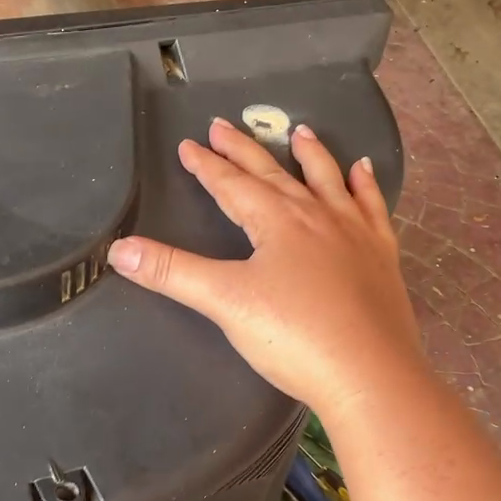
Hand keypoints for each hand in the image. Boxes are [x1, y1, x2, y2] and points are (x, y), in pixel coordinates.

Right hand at [108, 118, 425, 421]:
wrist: (370, 374)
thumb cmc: (294, 336)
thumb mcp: (225, 302)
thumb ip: (173, 273)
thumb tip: (119, 249)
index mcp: (276, 222)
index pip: (232, 185)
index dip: (207, 166)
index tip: (189, 145)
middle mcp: (316, 216)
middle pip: (274, 174)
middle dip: (245, 151)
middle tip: (224, 126)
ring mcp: (354, 233)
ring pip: (327, 181)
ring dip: (310, 155)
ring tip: (300, 132)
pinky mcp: (381, 257)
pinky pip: (372, 208)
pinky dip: (365, 186)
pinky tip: (363, 172)